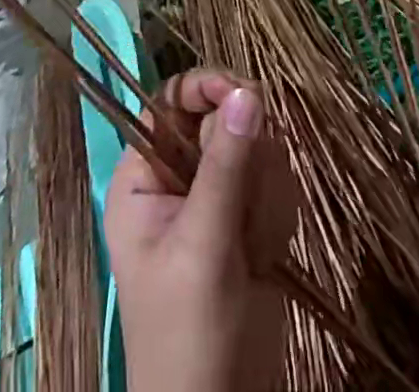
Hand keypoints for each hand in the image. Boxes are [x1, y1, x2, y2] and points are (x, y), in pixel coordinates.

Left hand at [105, 69, 295, 391]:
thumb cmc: (189, 330)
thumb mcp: (204, 242)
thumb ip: (226, 164)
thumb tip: (249, 89)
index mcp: (143, 179)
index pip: (168, 103)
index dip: (205, 87)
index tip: (249, 91)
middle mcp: (176, 178)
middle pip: (215, 119)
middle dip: (242, 141)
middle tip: (256, 179)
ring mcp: (213, 197)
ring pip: (249, 147)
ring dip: (262, 178)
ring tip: (256, 231)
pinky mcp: (245, 215)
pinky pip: (268, 178)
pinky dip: (276, 199)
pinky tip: (268, 239)